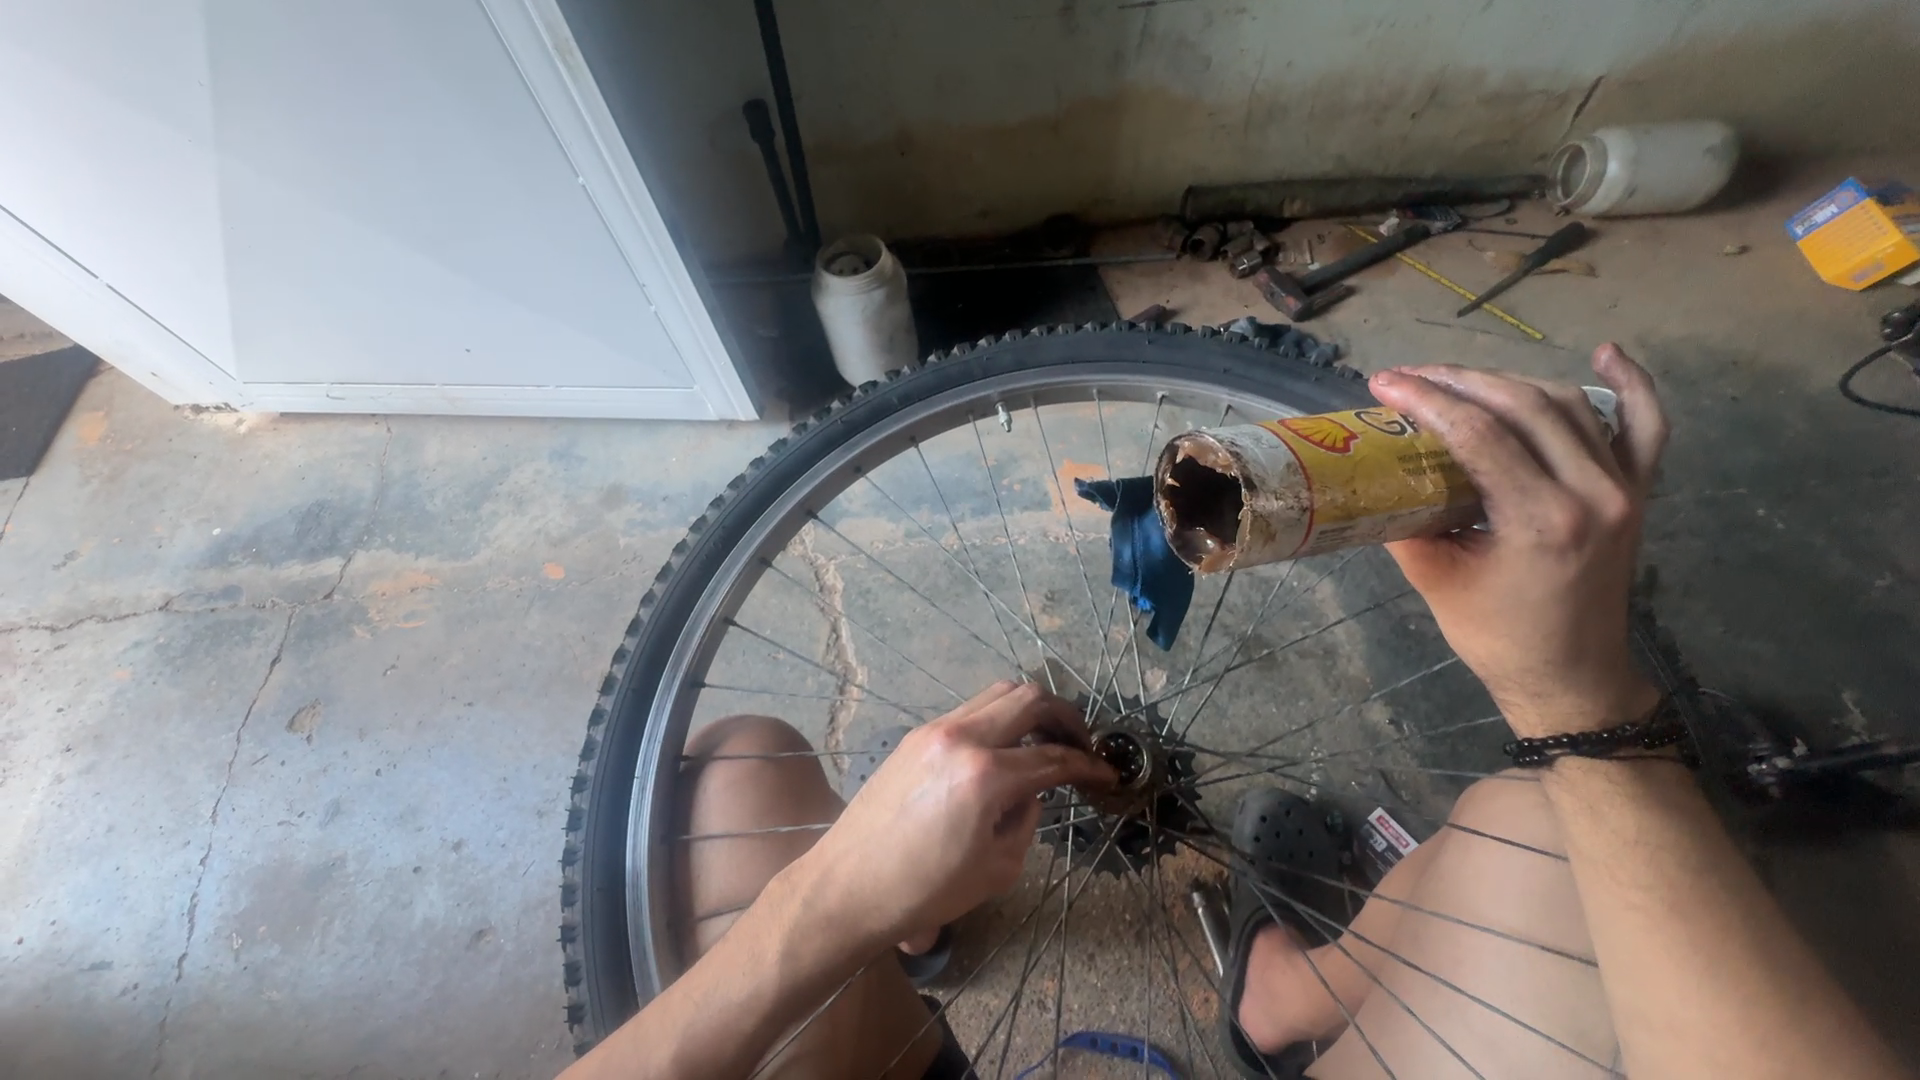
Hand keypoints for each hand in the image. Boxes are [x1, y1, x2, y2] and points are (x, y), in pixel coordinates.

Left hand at [790, 681, 1115, 951]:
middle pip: (1028, 697)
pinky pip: (969, 711)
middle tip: (1082, 743)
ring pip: (996, 693)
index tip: (1107, 774)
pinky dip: (998, 720)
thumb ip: (1026, 818)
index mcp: (985, 775)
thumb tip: (1030, 789)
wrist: (848, 886)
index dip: (1087, 764)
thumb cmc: (925, 891)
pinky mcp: (915, 735)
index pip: (1052, 756)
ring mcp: (933, 729)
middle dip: (1065, 716)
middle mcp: (960, 737)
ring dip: (1030, 710)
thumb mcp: (997, 867)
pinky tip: (1004, 750)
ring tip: (1046, 740)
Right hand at [1367, 344, 1668, 736]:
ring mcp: (1626, 486)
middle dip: (1458, 382)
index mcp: (1543, 517)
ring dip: (1506, 381)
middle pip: (1524, 406)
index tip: (1383, 385)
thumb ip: (1405, 523)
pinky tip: (1604, 353)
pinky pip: (1643, 425)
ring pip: (1568, 404)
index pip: (1480, 434)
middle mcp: (1595, 490)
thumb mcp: (1433, 579)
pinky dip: (1629, 384)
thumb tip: (1374, 476)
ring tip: (1454, 378)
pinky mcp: (1638, 491)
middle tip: (1407, 377)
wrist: (1571, 676)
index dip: (1427, 401)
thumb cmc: (1496, 637)